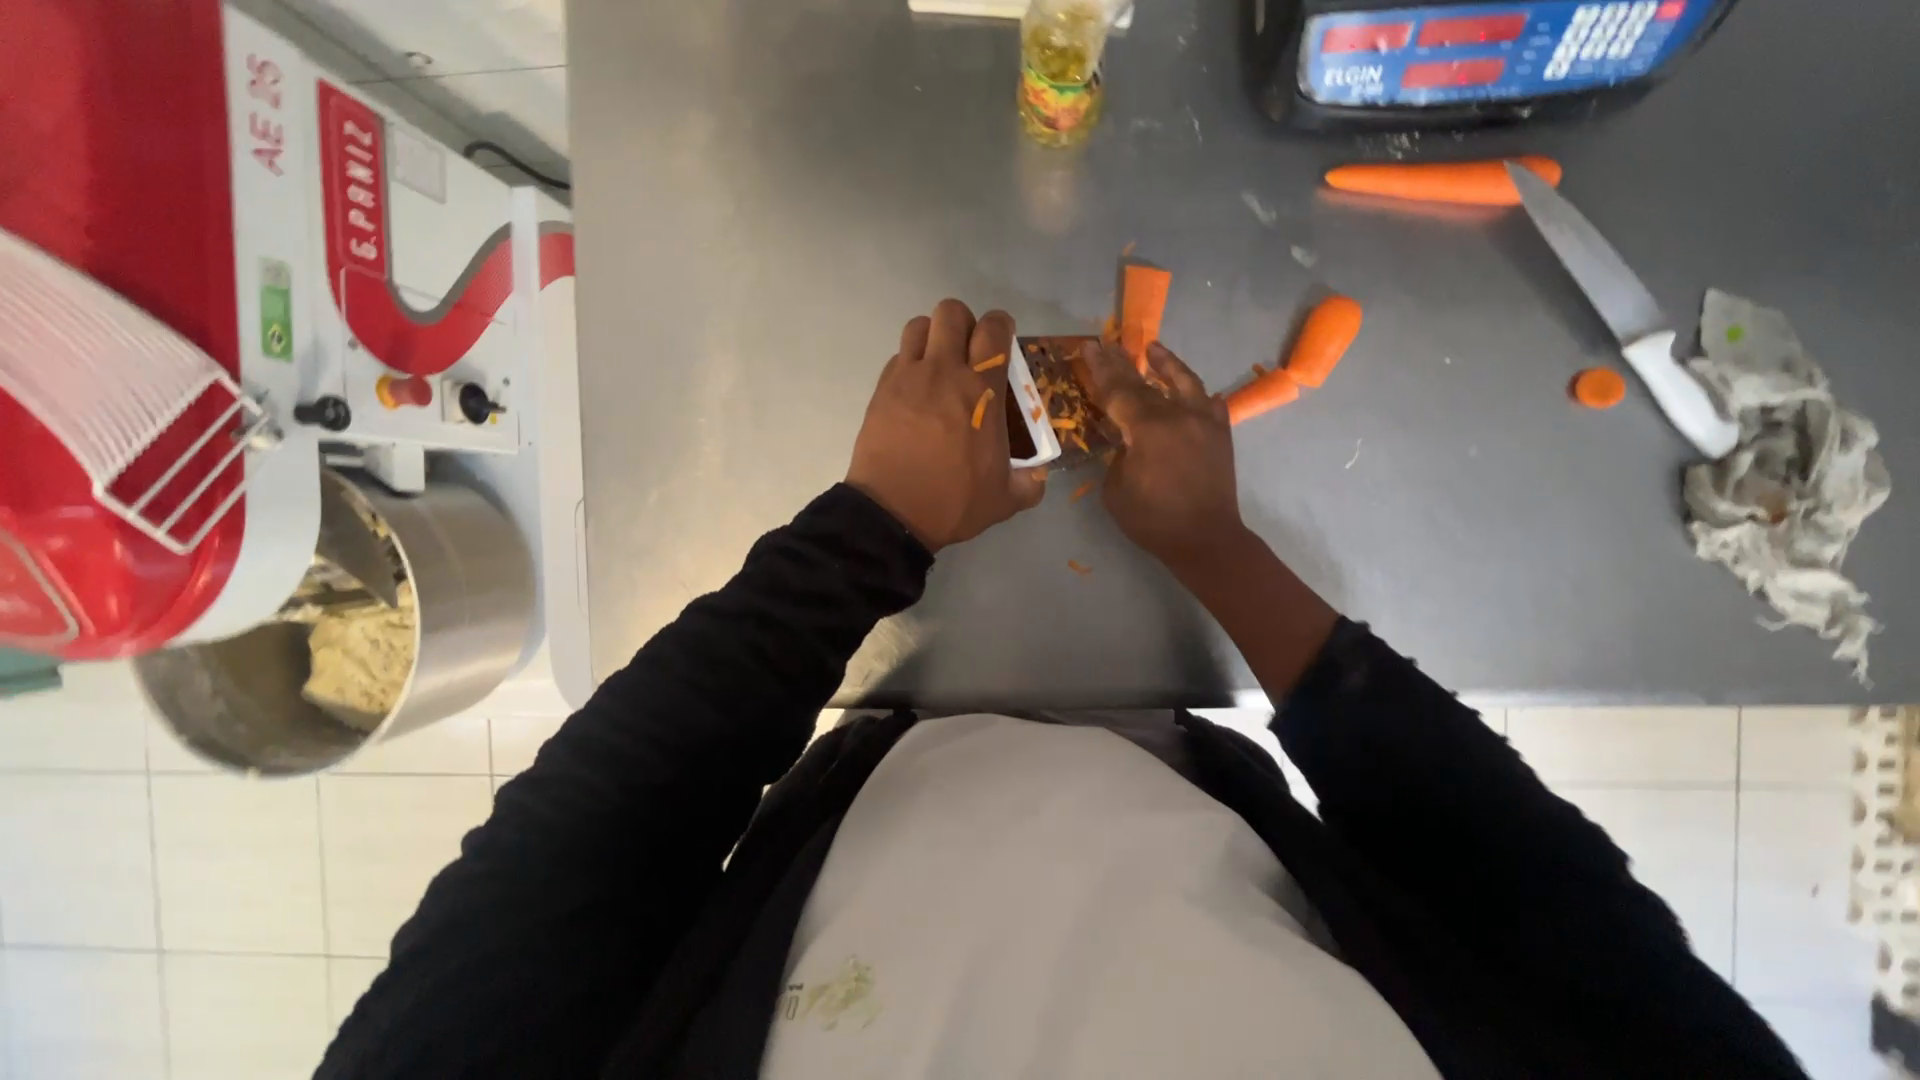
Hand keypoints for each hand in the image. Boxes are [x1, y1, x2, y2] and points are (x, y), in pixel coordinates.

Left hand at [846, 300, 1048, 551]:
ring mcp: (908, 377)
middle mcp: (944, 372)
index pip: (994, 329)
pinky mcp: (881, 390)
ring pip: (919, 326)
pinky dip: (909, 363)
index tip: (1002, 342)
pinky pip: (897, 357)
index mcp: (982, 390)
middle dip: (964, 324)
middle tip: (969, 352)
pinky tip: (915, 391)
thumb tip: (1038, 475)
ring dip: (932, 337)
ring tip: (938, 364)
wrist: (893, 513)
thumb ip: (1030, 483)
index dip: (1001, 327)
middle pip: (952, 312)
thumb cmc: (953, 502)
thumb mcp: (1005, 499)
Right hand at [1077, 340, 1248, 568]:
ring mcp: (1204, 421)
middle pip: (1145, 382)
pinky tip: (1190, 390)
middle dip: (1123, 363)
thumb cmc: (1152, 519)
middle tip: (1107, 344)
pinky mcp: (1221, 434)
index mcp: (1148, 427)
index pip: (1118, 390)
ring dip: (1166, 364)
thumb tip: (1125, 438)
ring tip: (1153, 349)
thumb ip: (1118, 453)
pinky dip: (1196, 393)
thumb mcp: (1116, 488)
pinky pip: (1209, 403)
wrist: (1205, 538)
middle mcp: (1179, 414)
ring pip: (1184, 382)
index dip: (1101, 369)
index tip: (1089, 347)